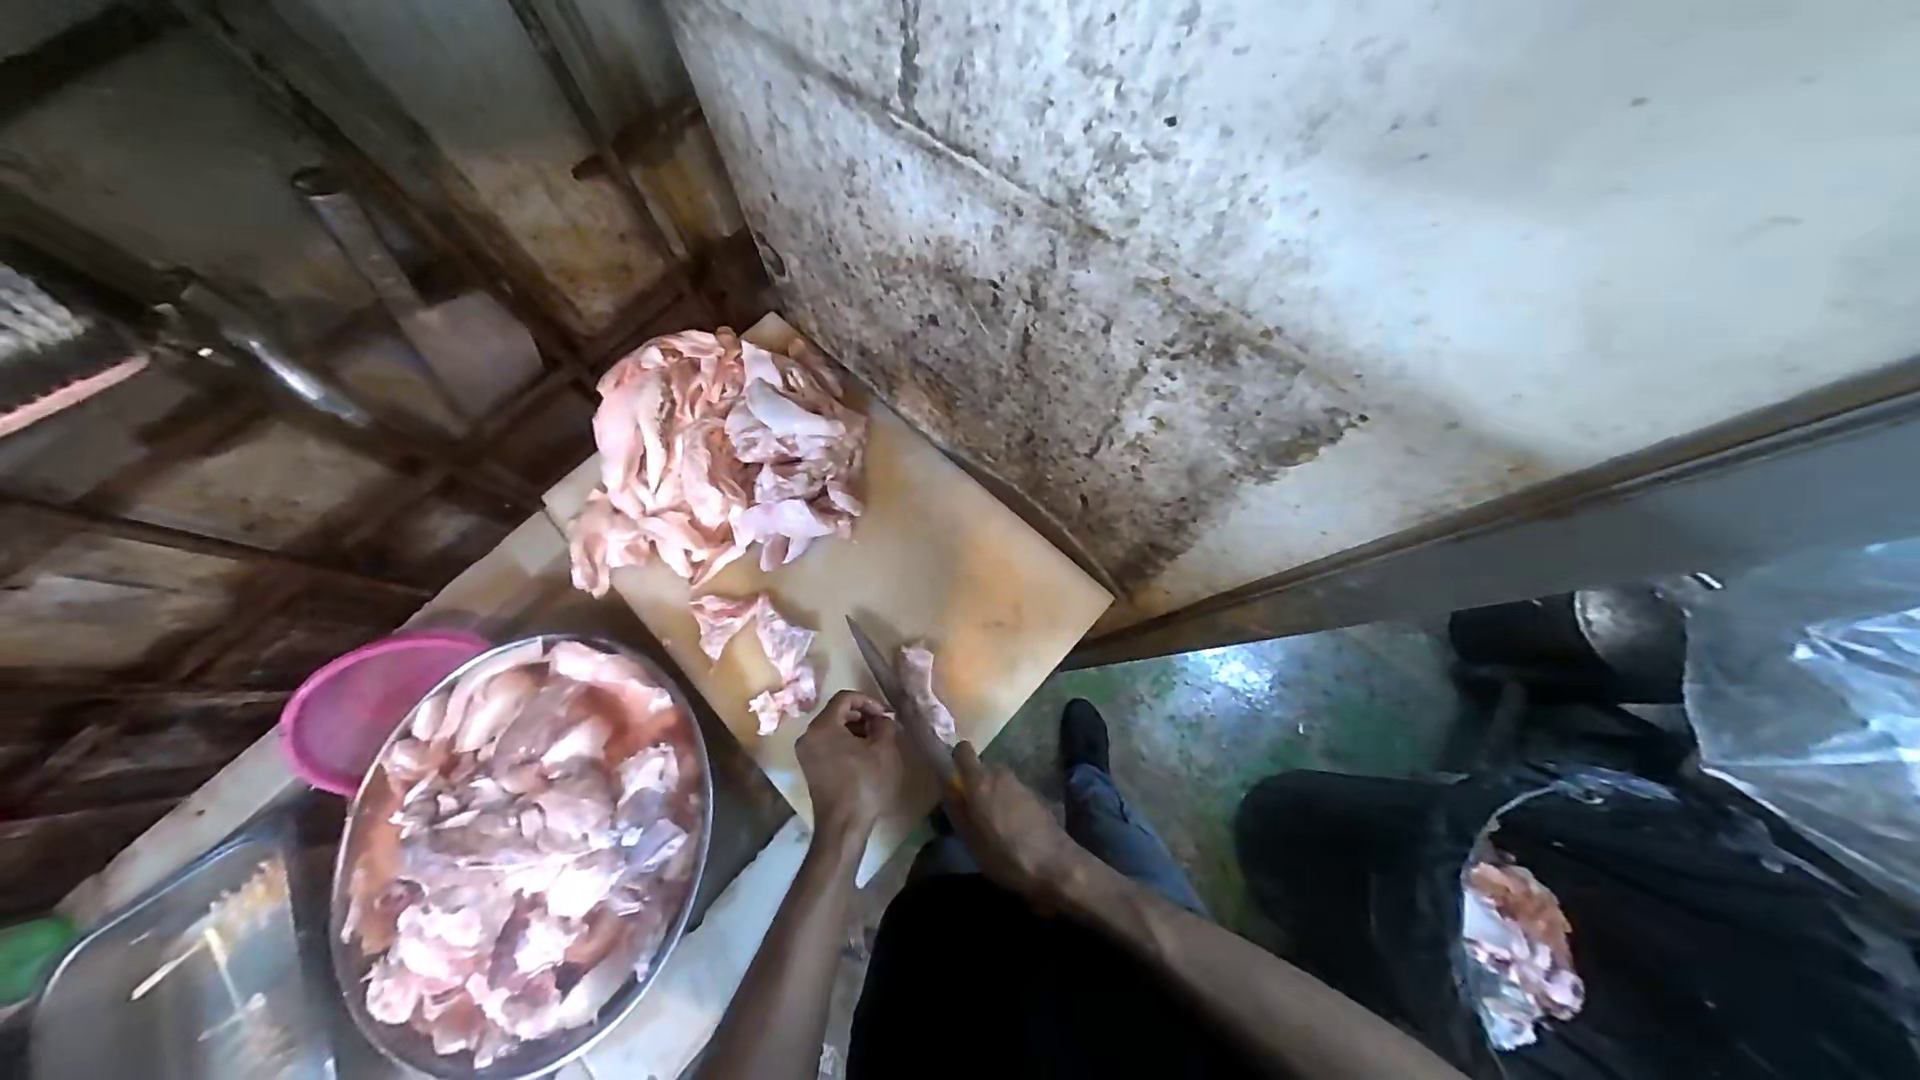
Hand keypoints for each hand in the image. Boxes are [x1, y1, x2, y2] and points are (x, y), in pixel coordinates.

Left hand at [796, 691, 903, 849]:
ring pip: (832, 727)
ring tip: (876, 740)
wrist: (843, 825)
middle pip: (836, 712)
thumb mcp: (883, 750)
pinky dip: (844, 741)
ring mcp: (806, 752)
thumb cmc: (864, 784)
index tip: (884, 714)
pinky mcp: (809, 766)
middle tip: (883, 726)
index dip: (867, 700)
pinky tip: (863, 754)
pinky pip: (827, 742)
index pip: (844, 698)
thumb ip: (883, 725)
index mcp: (823, 727)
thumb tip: (881, 718)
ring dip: (854, 728)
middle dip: (861, 714)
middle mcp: (808, 735)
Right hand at [948, 742, 1084, 902]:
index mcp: (980, 782)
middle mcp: (1001, 775)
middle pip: (983, 767)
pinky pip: (1015, 791)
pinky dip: (1010, 801)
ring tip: (994, 820)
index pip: (963, 751)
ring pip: (1000, 780)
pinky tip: (1013, 826)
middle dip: (976, 782)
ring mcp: (1021, 783)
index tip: (955, 777)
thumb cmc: (1004, 855)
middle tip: (973, 808)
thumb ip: (957, 811)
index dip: (957, 760)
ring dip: (994, 793)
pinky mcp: (1037, 795)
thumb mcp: (970, 841)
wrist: (1054, 864)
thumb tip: (950, 791)